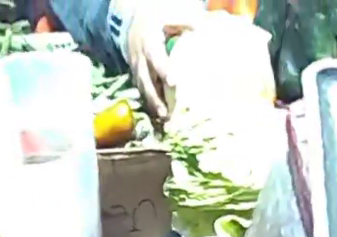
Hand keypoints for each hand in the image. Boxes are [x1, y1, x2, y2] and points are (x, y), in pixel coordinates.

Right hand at [122, 0, 202, 118]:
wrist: (134, 26)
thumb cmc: (156, 22)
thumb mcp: (168, 16)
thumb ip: (184, 23)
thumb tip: (202, 29)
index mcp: (148, 42)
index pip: (156, 58)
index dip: (163, 70)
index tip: (173, 82)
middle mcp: (140, 59)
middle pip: (147, 82)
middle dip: (155, 98)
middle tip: (165, 113)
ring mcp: (136, 71)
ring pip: (143, 91)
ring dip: (153, 106)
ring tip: (163, 119)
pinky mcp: (136, 79)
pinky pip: (142, 93)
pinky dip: (150, 104)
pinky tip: (159, 116)